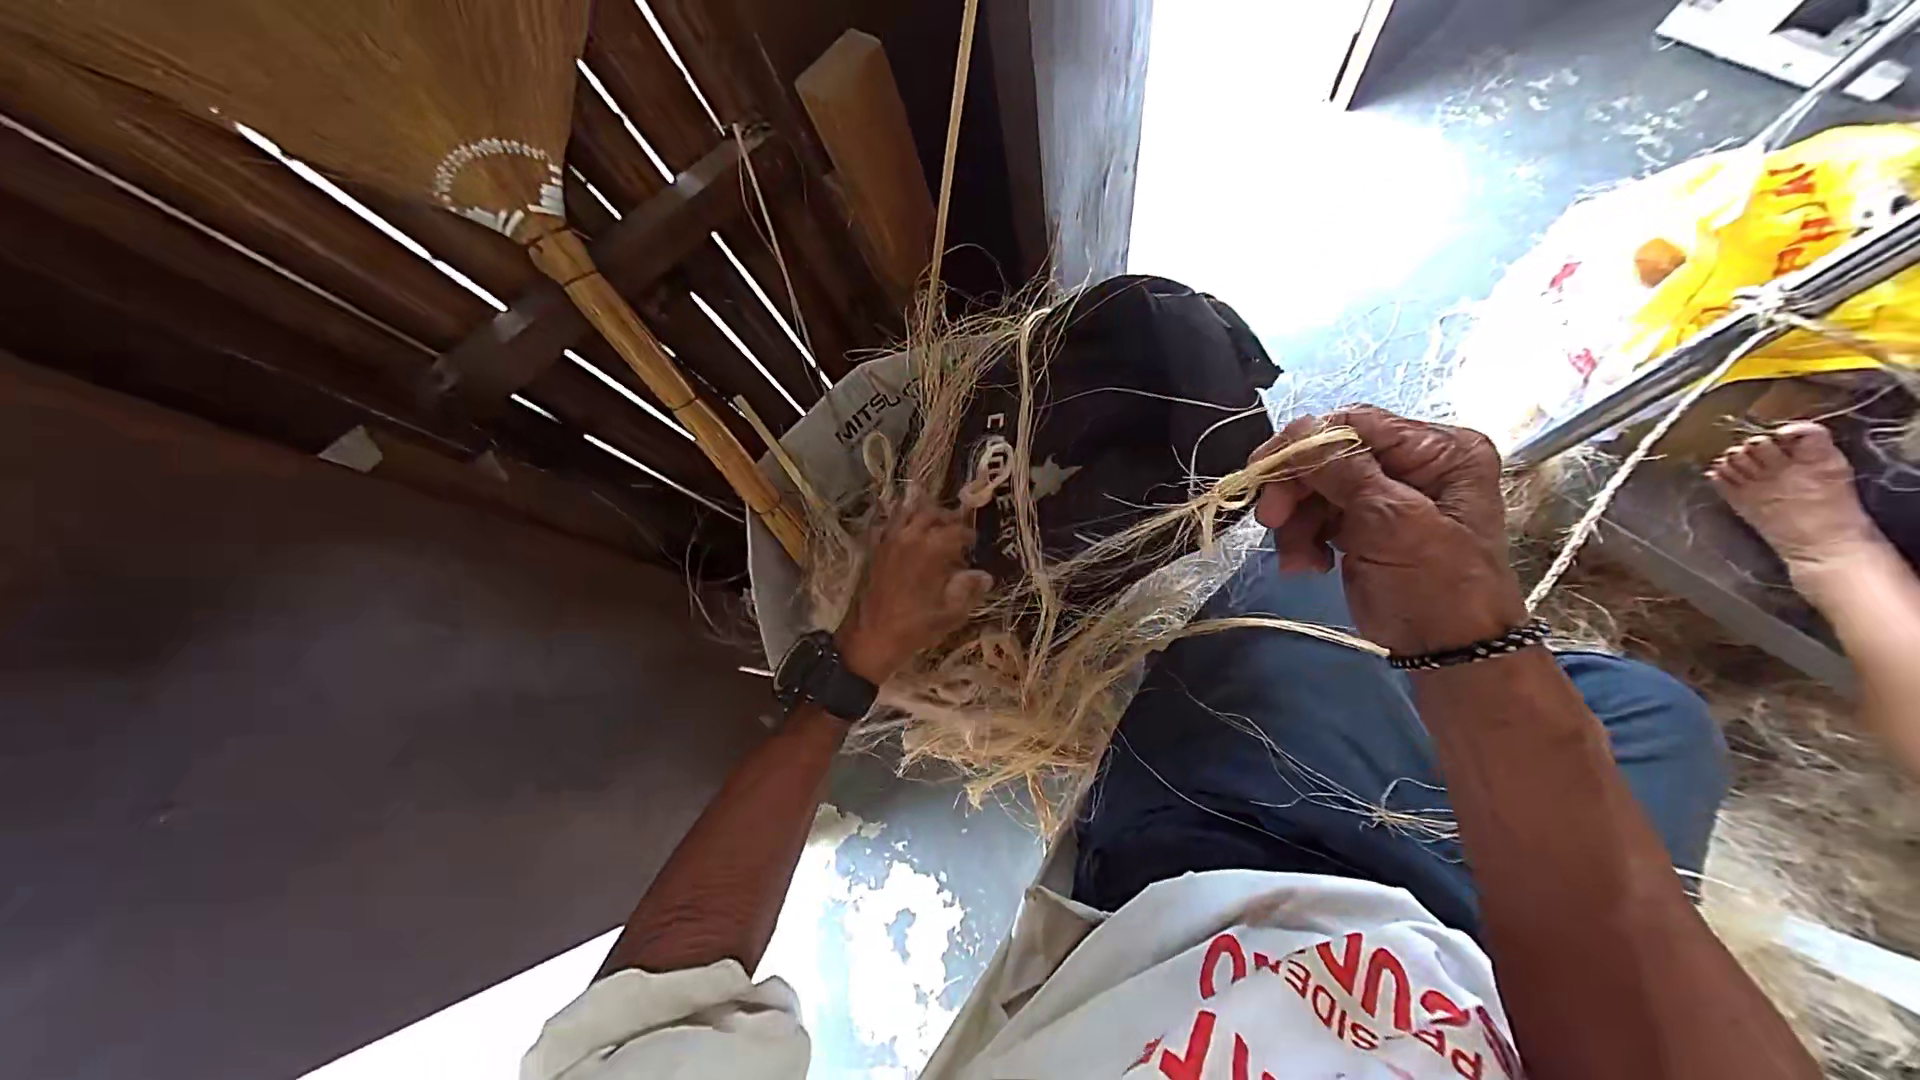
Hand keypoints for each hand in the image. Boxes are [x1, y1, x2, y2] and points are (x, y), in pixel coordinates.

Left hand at [836, 487, 993, 683]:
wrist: (871, 638)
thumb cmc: (915, 628)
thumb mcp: (951, 613)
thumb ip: (969, 590)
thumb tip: (985, 575)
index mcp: (931, 549)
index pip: (955, 530)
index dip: (968, 534)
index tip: (974, 543)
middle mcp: (908, 538)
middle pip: (930, 513)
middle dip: (946, 517)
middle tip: (956, 528)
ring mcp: (887, 542)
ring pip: (905, 513)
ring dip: (922, 515)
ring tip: (933, 527)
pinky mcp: (873, 551)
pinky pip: (885, 526)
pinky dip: (897, 524)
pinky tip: (905, 536)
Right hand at [1252, 405, 1527, 656]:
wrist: (1447, 653)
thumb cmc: (1436, 585)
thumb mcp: (1392, 522)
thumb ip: (1343, 471)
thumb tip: (1298, 431)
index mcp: (1437, 450)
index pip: (1355, 423)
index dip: (1303, 444)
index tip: (1262, 473)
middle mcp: (1412, 464)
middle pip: (1327, 457)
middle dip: (1295, 491)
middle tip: (1271, 521)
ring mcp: (1384, 496)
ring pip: (1313, 489)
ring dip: (1295, 523)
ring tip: (1297, 559)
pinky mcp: (1361, 525)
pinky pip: (1314, 516)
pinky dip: (1302, 539)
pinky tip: (1308, 564)